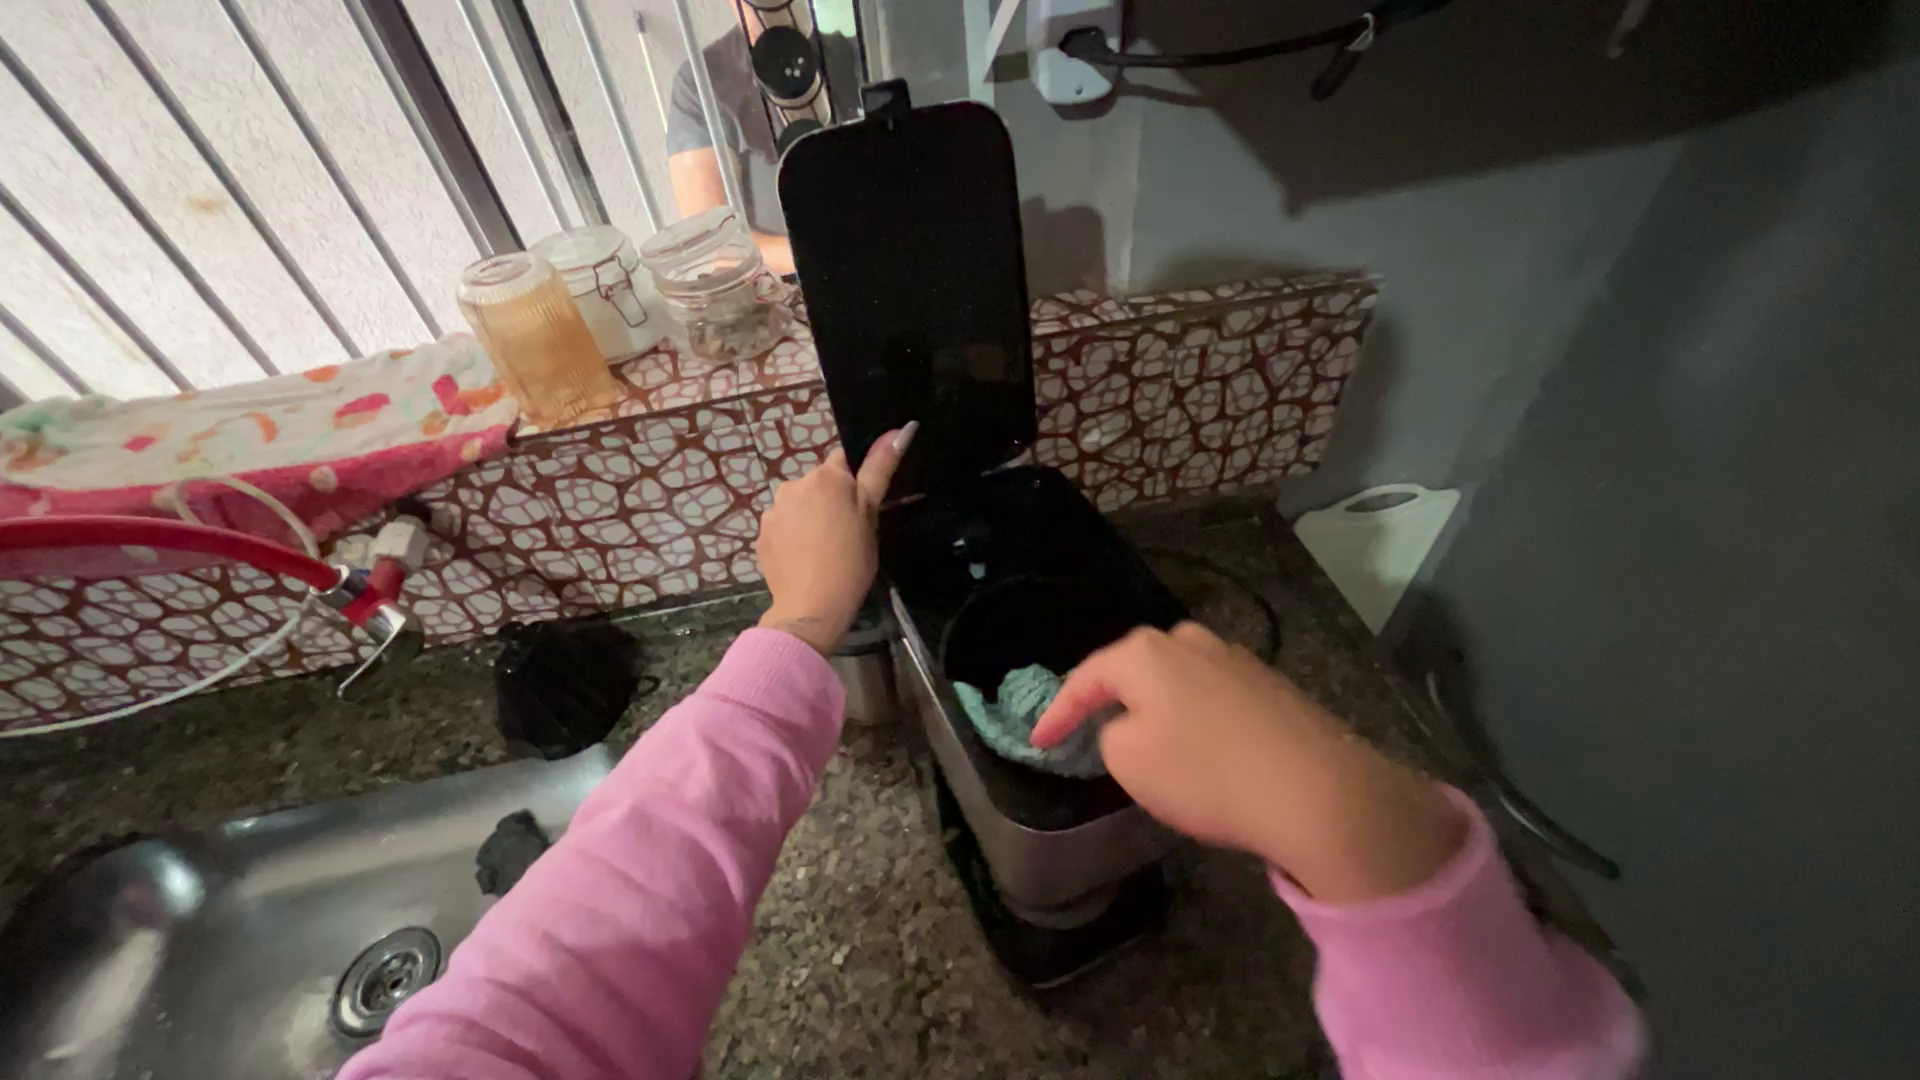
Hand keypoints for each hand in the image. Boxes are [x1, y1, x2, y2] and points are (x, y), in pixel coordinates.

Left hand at [753, 424, 914, 653]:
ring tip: (825, 550)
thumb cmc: (851, 559)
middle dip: (831, 501)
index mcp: (825, 476)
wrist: (812, 606)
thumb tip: (901, 429)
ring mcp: (773, 511)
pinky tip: (806, 559)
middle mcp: (793, 484)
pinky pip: (783, 528)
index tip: (862, 509)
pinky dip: (793, 538)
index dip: (855, 484)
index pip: (843, 462)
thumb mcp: (871, 514)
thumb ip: (880, 469)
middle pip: (818, 484)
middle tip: (848, 534)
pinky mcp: (761, 536)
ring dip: (810, 519)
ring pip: (799, 506)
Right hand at [1031, 622, 1464, 902]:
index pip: (1085, 679)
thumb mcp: (1130, 761)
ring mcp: (1235, 658)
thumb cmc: (1206, 772)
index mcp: (1146, 652)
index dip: (1058, 713)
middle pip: (1133, 670)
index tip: (1040, 742)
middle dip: (1109, 700)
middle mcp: (1189, 641)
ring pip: (1175, 682)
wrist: (1319, 791)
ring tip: (1145, 742)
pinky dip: (1194, 720)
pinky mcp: (1270, 684)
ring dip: (1155, 710)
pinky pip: (1211, 698)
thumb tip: (1130, 725)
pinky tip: (1200, 748)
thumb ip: (1110, 735)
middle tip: (1090, 730)